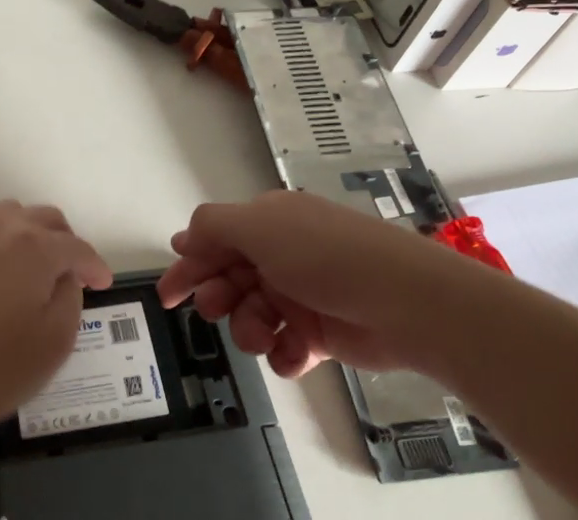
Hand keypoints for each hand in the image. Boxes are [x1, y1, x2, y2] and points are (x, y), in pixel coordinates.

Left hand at [0, 201, 113, 440]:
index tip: (103, 284)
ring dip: (29, 235)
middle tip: (73, 274)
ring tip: (34, 270)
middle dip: (65, 241)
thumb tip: (65, 278)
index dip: (94, 265)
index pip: (76, 247)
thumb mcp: (52, 345)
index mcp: (34, 247)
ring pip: (7, 218)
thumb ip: (69, 302)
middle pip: (43, 219)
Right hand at [157, 190, 496, 377]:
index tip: (168, 296)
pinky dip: (282, 354)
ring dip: (250, 329)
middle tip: (218, 309)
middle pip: (230, 280)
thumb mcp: (259, 227)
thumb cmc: (327, 257)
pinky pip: (285, 347)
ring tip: (266, 337)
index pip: (215, 241)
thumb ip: (211, 227)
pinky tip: (292, 354)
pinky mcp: (323, 333)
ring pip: (253, 316)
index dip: (189, 266)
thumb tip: (183, 237)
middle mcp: (283, 255)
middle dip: (219, 298)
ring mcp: (303, 294)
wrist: (408, 304)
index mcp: (268, 223)